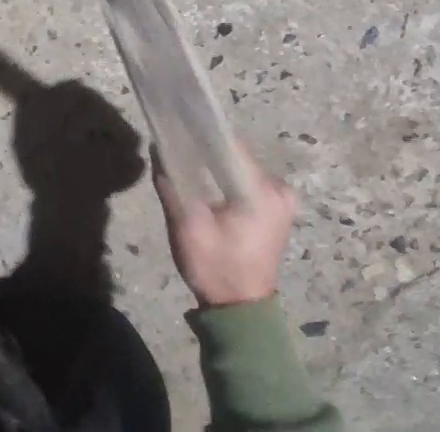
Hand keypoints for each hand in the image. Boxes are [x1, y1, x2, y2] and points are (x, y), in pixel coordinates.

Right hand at [152, 148, 297, 306]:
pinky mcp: (277, 210)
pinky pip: (245, 181)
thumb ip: (171, 182)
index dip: (200, 134)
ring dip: (213, 167)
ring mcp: (282, 200)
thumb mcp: (186, 225)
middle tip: (175, 153)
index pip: (229, 144)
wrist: (240, 310)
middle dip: (204, 152)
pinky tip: (205, 188)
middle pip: (234, 155)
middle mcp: (279, 189)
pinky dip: (224, 180)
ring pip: (238, 167)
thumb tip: (157, 146)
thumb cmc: (216, 267)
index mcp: (263, 190)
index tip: (175, 127)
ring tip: (186, 170)